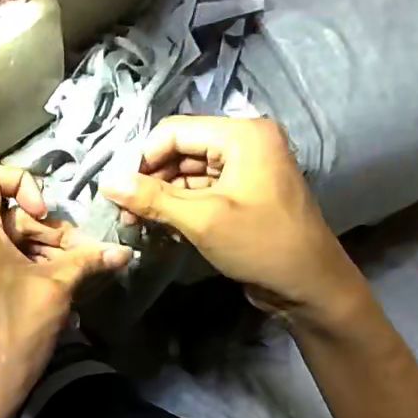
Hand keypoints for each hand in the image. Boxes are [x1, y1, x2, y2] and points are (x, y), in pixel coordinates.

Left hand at [0, 162, 132, 417]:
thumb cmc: (14, 333)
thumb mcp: (57, 290)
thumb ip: (88, 261)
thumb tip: (124, 252)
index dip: (23, 182)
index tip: (47, 213)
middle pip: (7, 213)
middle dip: (48, 228)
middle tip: (81, 254)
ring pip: (8, 242)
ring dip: (44, 251)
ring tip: (76, 275)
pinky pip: (0, 266)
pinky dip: (29, 269)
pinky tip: (58, 292)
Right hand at [98, 116, 363, 321]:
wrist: (310, 285)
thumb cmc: (260, 244)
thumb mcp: (202, 220)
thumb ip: (153, 198)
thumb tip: (107, 183)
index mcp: (242, 134)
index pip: (174, 131)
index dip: (142, 160)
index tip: (120, 194)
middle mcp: (245, 143)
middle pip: (180, 151)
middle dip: (150, 181)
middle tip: (125, 215)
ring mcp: (246, 170)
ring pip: (188, 174)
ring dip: (162, 198)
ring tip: (138, 224)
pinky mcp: (244, 195)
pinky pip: (203, 191)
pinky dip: (181, 208)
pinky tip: (162, 229)